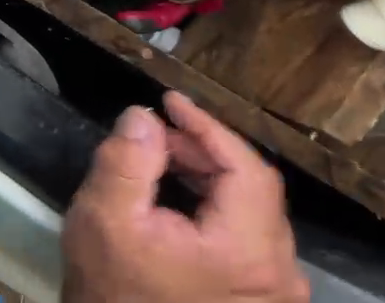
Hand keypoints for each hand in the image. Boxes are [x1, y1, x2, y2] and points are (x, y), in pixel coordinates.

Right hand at [62, 91, 307, 302]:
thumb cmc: (112, 278)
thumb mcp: (104, 213)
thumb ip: (126, 161)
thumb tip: (144, 116)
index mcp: (248, 252)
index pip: (249, 172)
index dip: (210, 128)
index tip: (169, 100)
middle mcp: (279, 271)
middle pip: (255, 189)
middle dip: (203, 148)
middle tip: (150, 130)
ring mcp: (275, 286)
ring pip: (254, 208)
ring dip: (207, 171)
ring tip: (156, 153)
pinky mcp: (262, 291)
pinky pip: (249, 229)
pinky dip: (214, 198)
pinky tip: (176, 189)